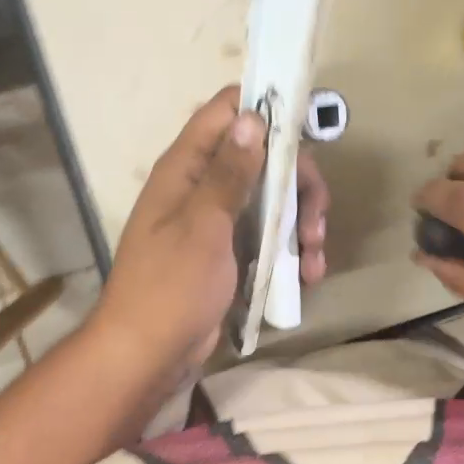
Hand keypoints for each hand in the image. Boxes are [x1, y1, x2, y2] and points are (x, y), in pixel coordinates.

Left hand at [91, 87, 330, 373]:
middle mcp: (201, 187)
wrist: (148, 354)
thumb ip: (228, 173)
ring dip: (300, 221)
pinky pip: (268, 237)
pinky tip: (308, 275)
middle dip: (297, 182)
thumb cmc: (171, 287)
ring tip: (314, 255)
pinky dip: (291, 251)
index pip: (224, 112)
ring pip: (272, 198)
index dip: (264, 108)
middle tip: (314, 217)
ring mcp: (217, 221)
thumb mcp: (203, 226)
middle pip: (262, 157)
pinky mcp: (230, 254)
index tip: (304, 129)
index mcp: (185, 168)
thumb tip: (251, 116)